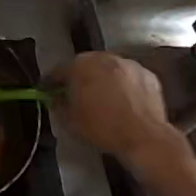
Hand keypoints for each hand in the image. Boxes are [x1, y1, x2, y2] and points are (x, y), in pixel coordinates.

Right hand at [50, 53, 182, 165]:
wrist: (144, 136)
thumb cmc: (102, 128)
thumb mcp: (70, 121)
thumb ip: (58, 105)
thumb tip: (55, 98)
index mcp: (80, 67)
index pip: (58, 71)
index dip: (50, 82)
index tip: (47, 90)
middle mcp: (104, 58)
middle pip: (85, 64)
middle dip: (78, 76)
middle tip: (75, 92)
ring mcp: (128, 64)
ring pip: (108, 67)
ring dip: (102, 78)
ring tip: (101, 96)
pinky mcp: (148, 74)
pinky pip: (128, 76)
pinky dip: (123, 84)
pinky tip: (123, 100)